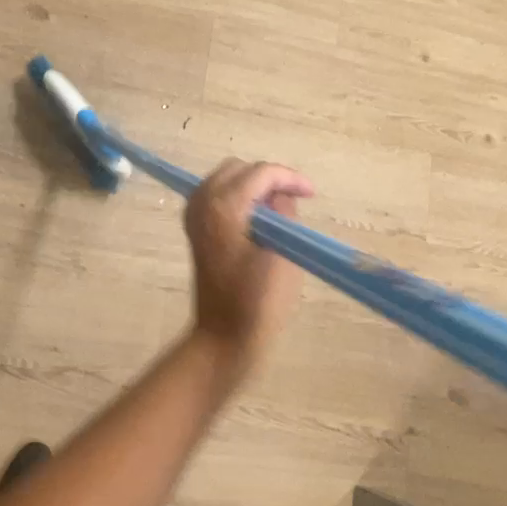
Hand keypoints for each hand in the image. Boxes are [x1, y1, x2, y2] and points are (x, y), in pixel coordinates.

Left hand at [184, 159, 314, 361]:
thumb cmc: (258, 300)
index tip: (312, 194)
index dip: (289, 178)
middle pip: (237, 169)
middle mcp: (201, 204)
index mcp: (223, 207)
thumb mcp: (284, 254)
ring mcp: (194, 218)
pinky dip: (237, 199)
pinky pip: (216, 198)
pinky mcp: (196, 232)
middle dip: (268, 178)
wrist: (223, 337)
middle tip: (295, 200)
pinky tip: (258, 219)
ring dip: (252, 187)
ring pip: (224, 180)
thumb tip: (280, 197)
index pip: (260, 173)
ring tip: (279, 210)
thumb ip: (284, 214)